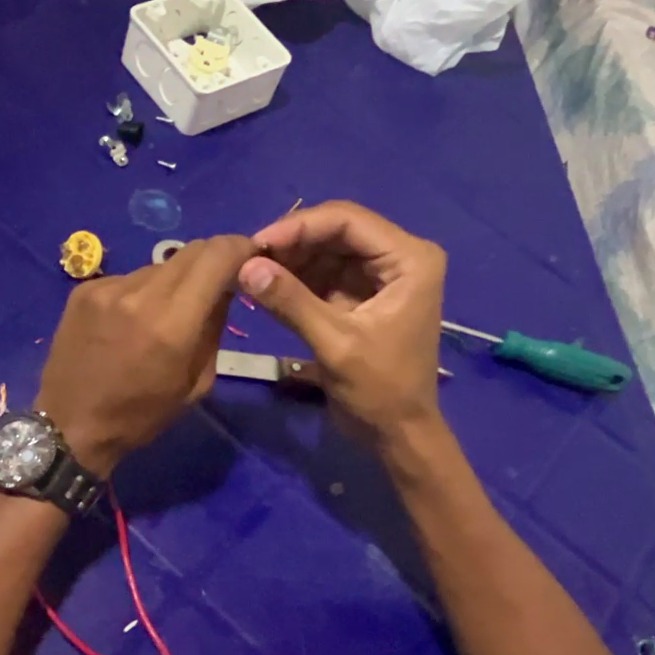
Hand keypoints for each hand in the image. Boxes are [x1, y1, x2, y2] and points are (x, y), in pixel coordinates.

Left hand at [35, 235, 256, 474]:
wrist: (70, 426)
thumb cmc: (139, 416)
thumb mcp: (195, 385)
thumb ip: (214, 330)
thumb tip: (225, 291)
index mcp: (173, 324)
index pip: (218, 256)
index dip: (241, 248)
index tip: (250, 256)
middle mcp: (140, 295)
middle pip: (191, 251)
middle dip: (212, 261)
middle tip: (215, 284)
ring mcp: (108, 289)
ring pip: (158, 267)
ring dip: (173, 282)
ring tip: (163, 316)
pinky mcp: (84, 290)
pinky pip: (127, 279)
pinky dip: (139, 293)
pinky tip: (128, 324)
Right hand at [239, 201, 447, 443]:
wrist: (397, 434)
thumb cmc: (379, 390)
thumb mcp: (334, 344)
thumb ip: (291, 302)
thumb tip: (245, 267)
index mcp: (409, 259)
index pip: (348, 221)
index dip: (298, 227)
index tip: (255, 243)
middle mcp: (399, 257)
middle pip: (337, 232)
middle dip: (292, 243)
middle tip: (247, 258)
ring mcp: (380, 277)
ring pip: (327, 251)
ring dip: (290, 261)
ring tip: (251, 273)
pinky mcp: (361, 297)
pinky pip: (324, 276)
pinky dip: (296, 281)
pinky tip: (265, 288)